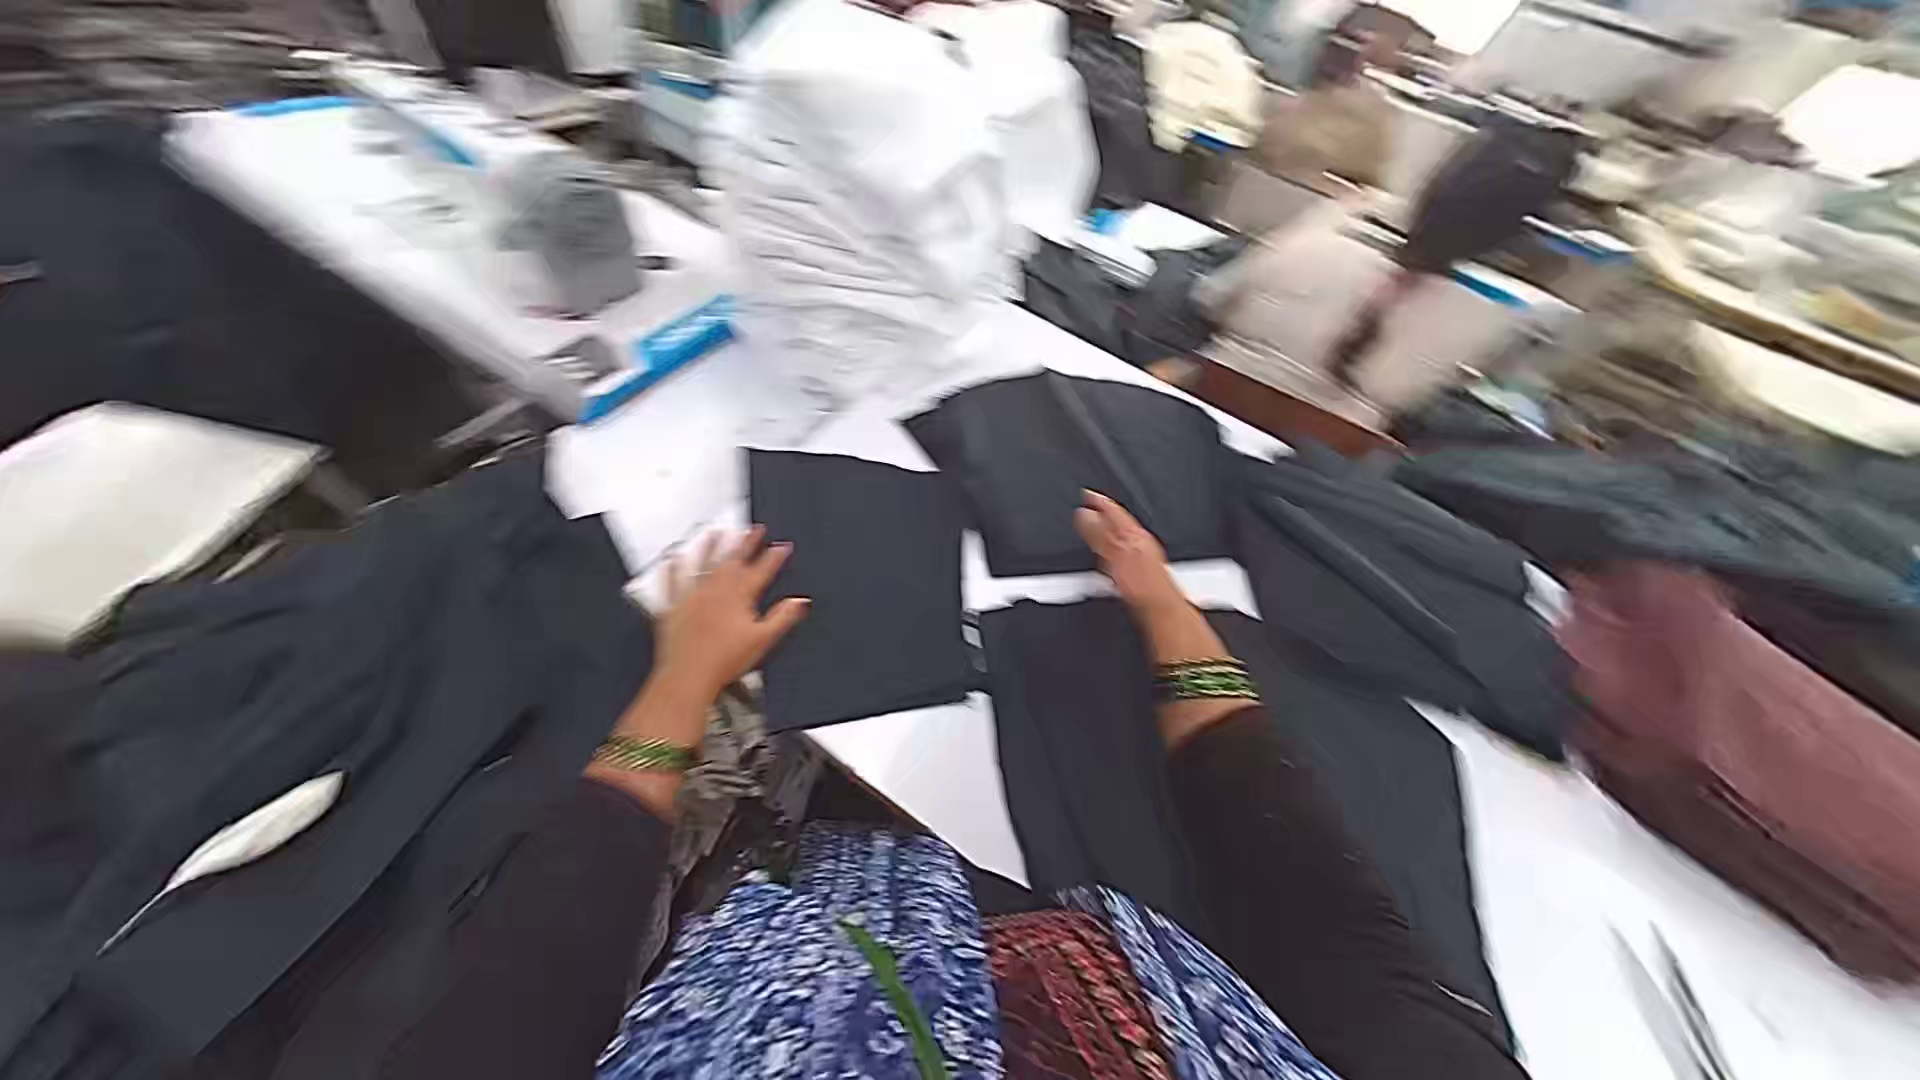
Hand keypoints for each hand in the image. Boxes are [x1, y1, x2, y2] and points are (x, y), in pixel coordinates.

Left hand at [653, 526, 809, 704]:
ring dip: (712, 547)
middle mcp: (715, 591)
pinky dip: (672, 570)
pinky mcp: (673, 609)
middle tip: (755, 529)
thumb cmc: (724, 661)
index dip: (774, 557)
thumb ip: (783, 617)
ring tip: (717, 532)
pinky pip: (672, 584)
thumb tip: (799, 602)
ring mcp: (693, 598)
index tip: (782, 546)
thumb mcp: (763, 640)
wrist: (688, 676)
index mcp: (739, 597)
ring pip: (704, 565)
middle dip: (746, 543)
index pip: (762, 570)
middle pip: (734, 560)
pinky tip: (672, 559)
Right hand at [1074, 490, 1185, 615]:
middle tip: (1087, 507)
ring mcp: (1141, 557)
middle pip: (1116, 522)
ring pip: (1119, 538)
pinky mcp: (1139, 572)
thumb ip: (1100, 533)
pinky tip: (1105, 558)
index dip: (1098, 501)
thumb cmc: (1143, 583)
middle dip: (1101, 515)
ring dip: (1105, 533)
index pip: (1114, 510)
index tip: (1087, 494)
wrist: (1159, 608)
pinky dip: (1110, 552)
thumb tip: (1085, 514)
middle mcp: (1139, 542)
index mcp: (1133, 533)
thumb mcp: (1115, 553)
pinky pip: (1121, 554)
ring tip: (1092, 530)